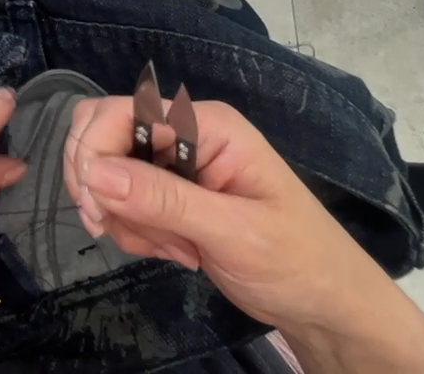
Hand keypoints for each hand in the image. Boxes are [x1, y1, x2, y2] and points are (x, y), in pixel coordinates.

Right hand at [62, 94, 395, 335]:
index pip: (120, 112)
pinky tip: (170, 251)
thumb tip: (93, 174)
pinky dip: (129, 227)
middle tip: (109, 226)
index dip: (94, 152)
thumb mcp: (235, 233)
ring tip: (167, 249)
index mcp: (204, 124)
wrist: (330, 311)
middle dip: (97, 182)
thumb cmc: (300, 264)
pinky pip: (117, 196)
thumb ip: (163, 199)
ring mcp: (172, 162)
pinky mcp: (165, 192)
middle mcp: (182, 132)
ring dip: (120, 213)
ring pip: (103, 168)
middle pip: (101, 131)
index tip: (94, 207)